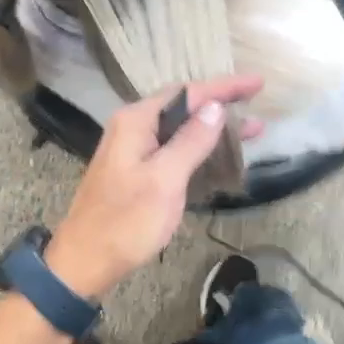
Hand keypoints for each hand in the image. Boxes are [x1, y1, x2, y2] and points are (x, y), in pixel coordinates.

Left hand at [45, 76, 264, 298]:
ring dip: (213, 126)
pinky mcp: (135, 170)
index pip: (188, 92)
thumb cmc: (126, 221)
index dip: (225, 86)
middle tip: (257, 99)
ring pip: (178, 127)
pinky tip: (218, 153)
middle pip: (183, 105)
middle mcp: (132, 127)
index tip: (258, 82)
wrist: (85, 260)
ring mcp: (132, 149)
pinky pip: (172, 147)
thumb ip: (191, 141)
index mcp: (136, 121)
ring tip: (252, 129)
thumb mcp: (165, 179)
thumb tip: (216, 106)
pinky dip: (198, 146)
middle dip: (220, 102)